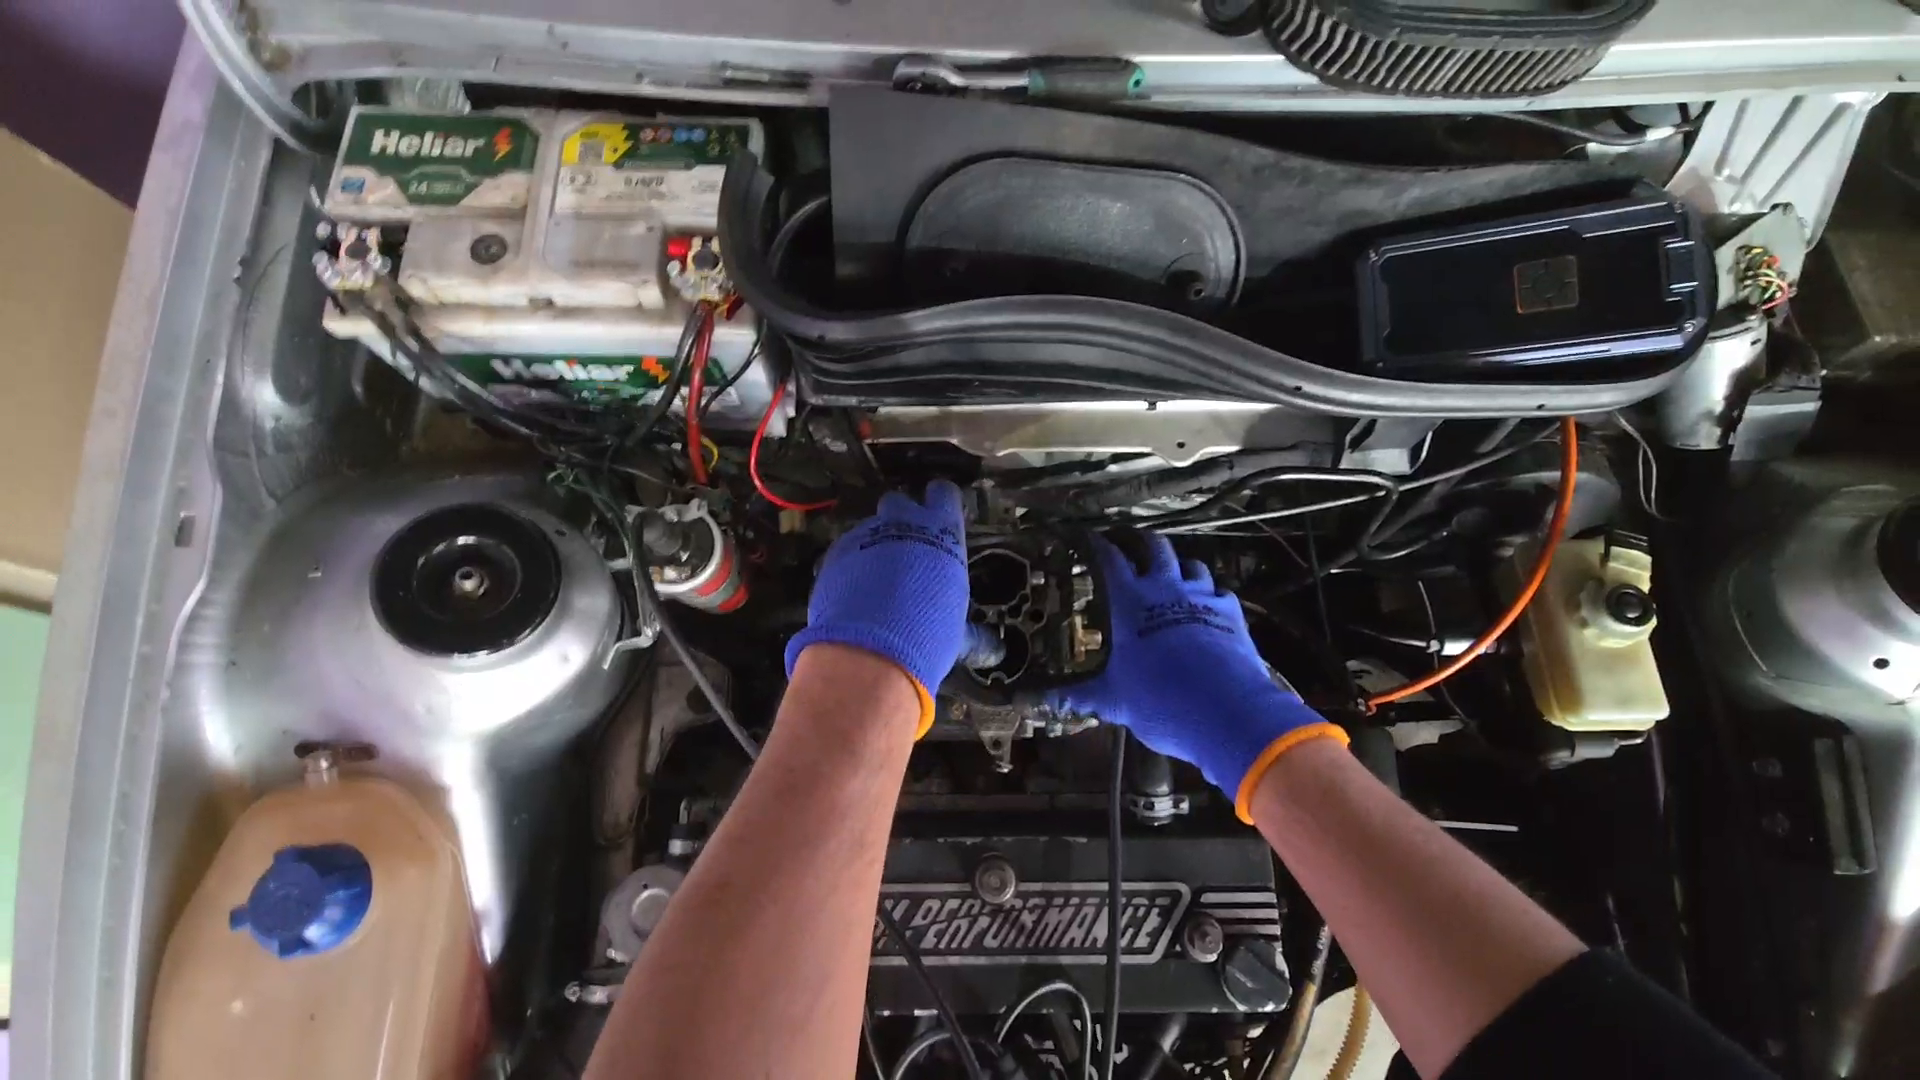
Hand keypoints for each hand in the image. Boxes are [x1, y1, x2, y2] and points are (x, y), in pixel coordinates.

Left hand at [785, 481, 969, 736]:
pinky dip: (849, 568)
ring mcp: (862, 534)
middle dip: (900, 519)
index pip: (944, 493)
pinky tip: (853, 596)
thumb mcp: (954, 617)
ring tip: (875, 582)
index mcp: (940, 529)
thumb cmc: (928, 631)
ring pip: (868, 528)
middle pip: (899, 501)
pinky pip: (844, 553)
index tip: (940, 516)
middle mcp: (901, 521)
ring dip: (872, 546)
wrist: (871, 650)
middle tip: (906, 550)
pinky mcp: (832, 554)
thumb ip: (952, 604)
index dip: (940, 502)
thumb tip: (976, 637)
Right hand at [1049, 533, 1347, 821]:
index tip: (1084, 535)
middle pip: (1154, 546)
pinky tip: (1207, 607)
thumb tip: (1040, 700)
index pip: (1108, 558)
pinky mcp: (1232, 612)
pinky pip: (1219, 592)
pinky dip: (1210, 594)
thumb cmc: (1160, 700)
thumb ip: (1079, 695)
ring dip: (1178, 565)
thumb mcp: (1113, 700)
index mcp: (1130, 601)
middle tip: (1128, 541)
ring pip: (1191, 565)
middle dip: (1139, 539)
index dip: (1094, 542)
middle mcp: (1165, 588)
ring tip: (1171, 574)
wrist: (1227, 710)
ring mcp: (1203, 596)